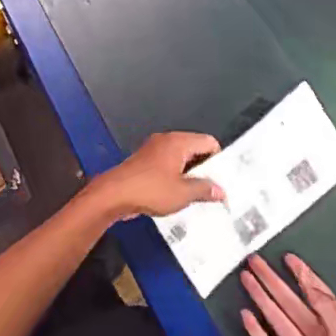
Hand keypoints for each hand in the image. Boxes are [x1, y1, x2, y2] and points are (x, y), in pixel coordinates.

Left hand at [82, 131, 223, 220]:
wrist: (114, 194)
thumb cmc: (151, 190)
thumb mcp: (183, 193)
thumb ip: (204, 189)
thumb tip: (221, 191)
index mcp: (178, 142)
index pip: (208, 141)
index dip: (218, 159)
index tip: (222, 178)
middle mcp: (166, 140)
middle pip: (194, 148)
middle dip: (204, 167)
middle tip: (213, 189)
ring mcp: (153, 150)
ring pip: (180, 157)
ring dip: (189, 173)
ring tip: (197, 195)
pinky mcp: (144, 162)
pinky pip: (167, 164)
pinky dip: (174, 176)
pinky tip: (176, 195)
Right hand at [241, 254, 335, 335]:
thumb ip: (331, 318)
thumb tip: (313, 287)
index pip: (320, 296)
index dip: (304, 276)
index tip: (288, 258)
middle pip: (294, 305)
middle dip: (275, 283)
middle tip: (256, 262)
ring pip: (280, 324)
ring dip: (263, 302)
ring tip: (247, 281)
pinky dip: (259, 335)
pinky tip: (248, 319)